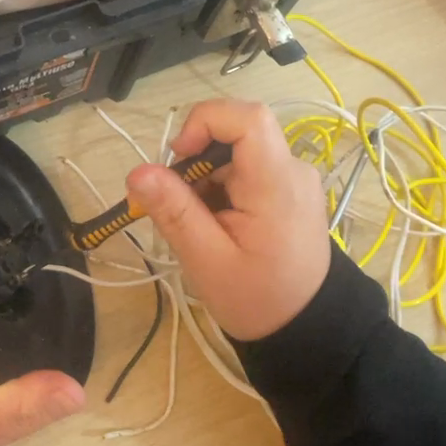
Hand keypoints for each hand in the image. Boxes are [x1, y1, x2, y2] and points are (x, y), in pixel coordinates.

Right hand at [127, 99, 329, 340]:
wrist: (308, 328)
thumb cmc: (258, 299)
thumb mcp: (207, 261)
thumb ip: (174, 212)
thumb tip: (137, 172)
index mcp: (276, 182)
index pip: (246, 117)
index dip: (205, 122)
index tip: (178, 156)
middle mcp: (291, 168)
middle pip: (235, 132)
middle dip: (196, 158)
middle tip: (177, 200)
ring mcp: (292, 177)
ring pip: (235, 151)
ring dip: (205, 176)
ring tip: (198, 221)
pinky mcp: (287, 188)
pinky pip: (245, 167)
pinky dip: (220, 186)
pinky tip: (215, 222)